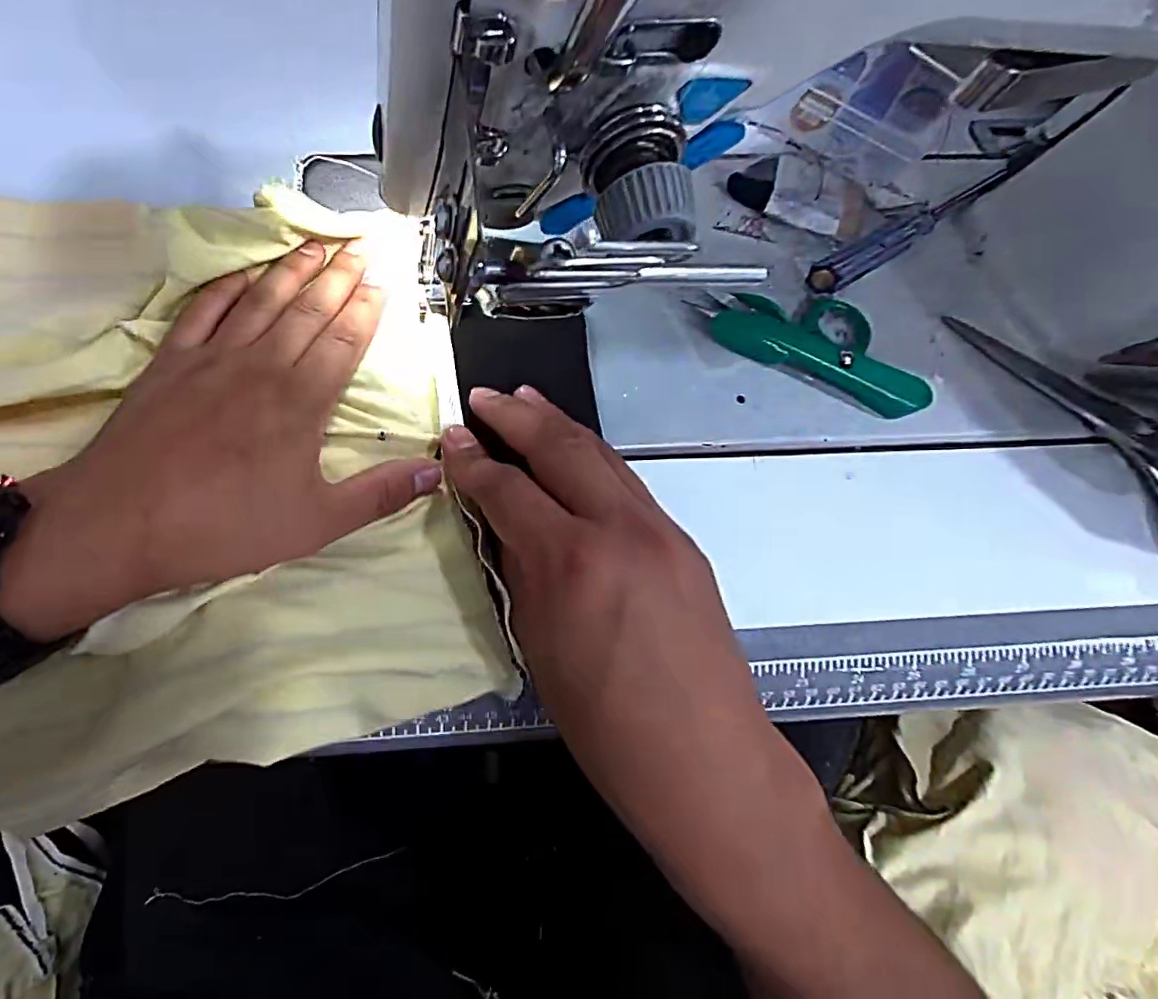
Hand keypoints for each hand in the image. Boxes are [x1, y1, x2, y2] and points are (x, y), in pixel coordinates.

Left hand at [0, 241, 442, 638]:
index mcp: (301, 402)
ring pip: (262, 300)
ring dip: (293, 269)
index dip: (367, 308)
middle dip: (340, 275)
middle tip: (361, 245)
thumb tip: (434, 474)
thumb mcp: (315, 523)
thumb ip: (377, 496)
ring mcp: (212, 358)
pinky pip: (204, 309)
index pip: (345, 340)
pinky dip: (227, 287)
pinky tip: (243, 274)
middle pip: (309, 309)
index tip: (383, 280)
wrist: (122, 522)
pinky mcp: (171, 361)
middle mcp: (262, 366)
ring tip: (317, 244)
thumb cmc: (224, 526)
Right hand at [439, 387, 792, 830]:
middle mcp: (620, 530)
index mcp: (571, 562)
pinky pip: (627, 484)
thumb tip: (506, 525)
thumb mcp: (538, 644)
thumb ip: (521, 571)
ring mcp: (660, 531)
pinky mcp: (682, 543)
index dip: (473, 463)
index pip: (509, 490)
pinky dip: (593, 458)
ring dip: (560, 425)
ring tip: (528, 401)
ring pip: (603, 456)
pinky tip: (575, 455)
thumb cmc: (604, 723)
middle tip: (486, 396)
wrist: (705, 760)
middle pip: (562, 449)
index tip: (452, 439)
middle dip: (518, 416)